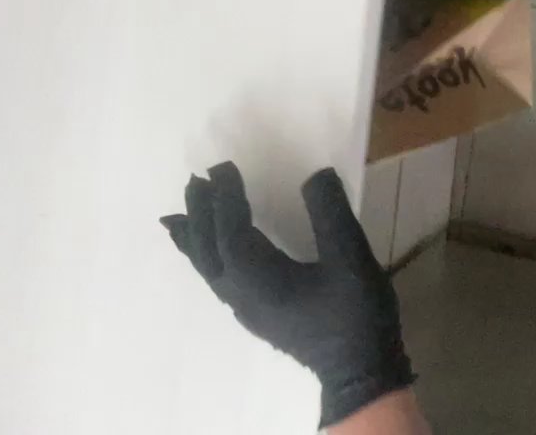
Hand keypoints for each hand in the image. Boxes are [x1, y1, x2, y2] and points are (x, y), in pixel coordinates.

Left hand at [162, 162, 414, 428]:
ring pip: (209, 268)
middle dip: (202, 215)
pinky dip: (206, 257)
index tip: (223, 167)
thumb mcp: (351, 258)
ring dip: (196, 237)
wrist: (358, 368)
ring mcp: (246, 309)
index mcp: (261, 280)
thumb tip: (314, 175)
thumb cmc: (355, 311)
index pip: (232, 233)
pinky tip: (212, 252)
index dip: (226, 199)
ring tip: (178, 215)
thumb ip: (331, 215)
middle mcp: (242, 296)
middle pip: (210, 252)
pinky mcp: (257, 314)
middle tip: (194, 181)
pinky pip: (218, 278)